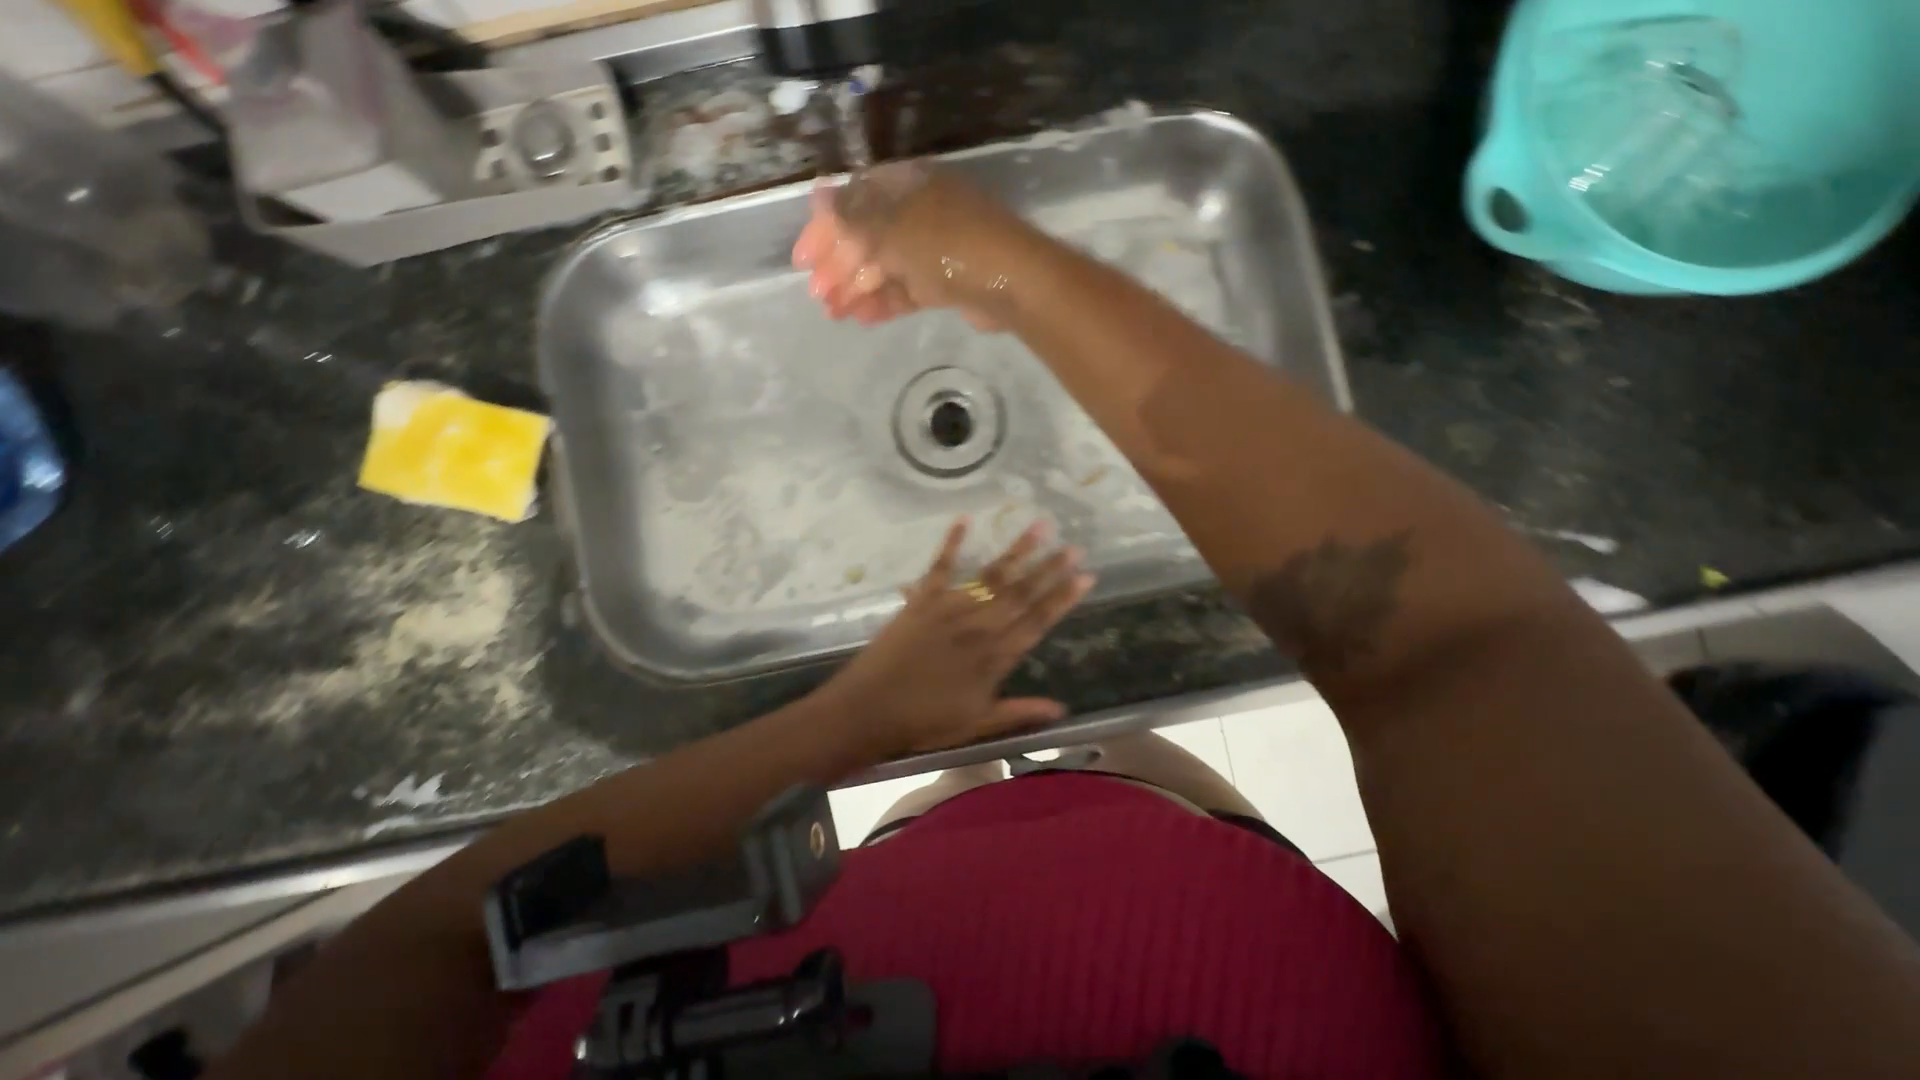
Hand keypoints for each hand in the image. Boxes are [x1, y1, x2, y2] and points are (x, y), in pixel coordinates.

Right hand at [791, 162, 1032, 327]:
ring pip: (886, 266)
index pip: (854, 201)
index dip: (825, 230)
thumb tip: (818, 191)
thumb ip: (852, 213)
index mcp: (907, 186)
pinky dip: (884, 301)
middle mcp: (920, 211)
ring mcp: (936, 247)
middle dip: (839, 265)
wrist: (1012, 282)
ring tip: (833, 313)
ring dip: (856, 288)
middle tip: (817, 294)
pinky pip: (908, 288)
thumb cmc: (946, 244)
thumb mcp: (891, 225)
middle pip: (868, 236)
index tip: (802, 261)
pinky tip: (861, 318)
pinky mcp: (949, 280)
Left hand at [821, 518, 1094, 758]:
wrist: (869, 711)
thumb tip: (1061, 709)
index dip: (1063, 598)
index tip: (1087, 575)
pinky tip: (965, 519)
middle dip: (1050, 568)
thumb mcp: (977, 723)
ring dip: (1017, 550)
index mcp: (995, 657)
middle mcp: (979, 627)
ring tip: (1040, 525)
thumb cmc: (924, 723)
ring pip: (991, 575)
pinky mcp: (921, 601)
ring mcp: (950, 609)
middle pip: (1021, 593)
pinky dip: (952, 542)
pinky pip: (939, 566)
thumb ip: (1018, 711)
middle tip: (1074, 544)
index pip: (1038, 621)